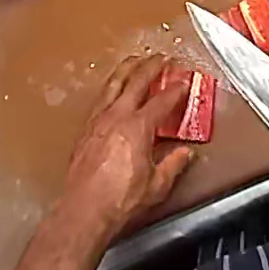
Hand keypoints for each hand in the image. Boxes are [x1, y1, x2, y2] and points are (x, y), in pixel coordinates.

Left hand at [57, 54, 194, 241]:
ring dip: (127, 69)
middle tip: (161, 58)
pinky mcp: (85, 130)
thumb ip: (174, 165)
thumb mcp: (157, 185)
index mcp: (138, 127)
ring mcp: (98, 121)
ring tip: (135, 61)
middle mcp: (117, 117)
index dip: (176, 89)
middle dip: (152, 66)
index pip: (162, 100)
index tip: (184, 82)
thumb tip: (184, 155)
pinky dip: (110, 87)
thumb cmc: (118, 200)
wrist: (83, 211)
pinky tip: (112, 88)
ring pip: (114, 84)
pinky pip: (100, 98)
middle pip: (137, 81)